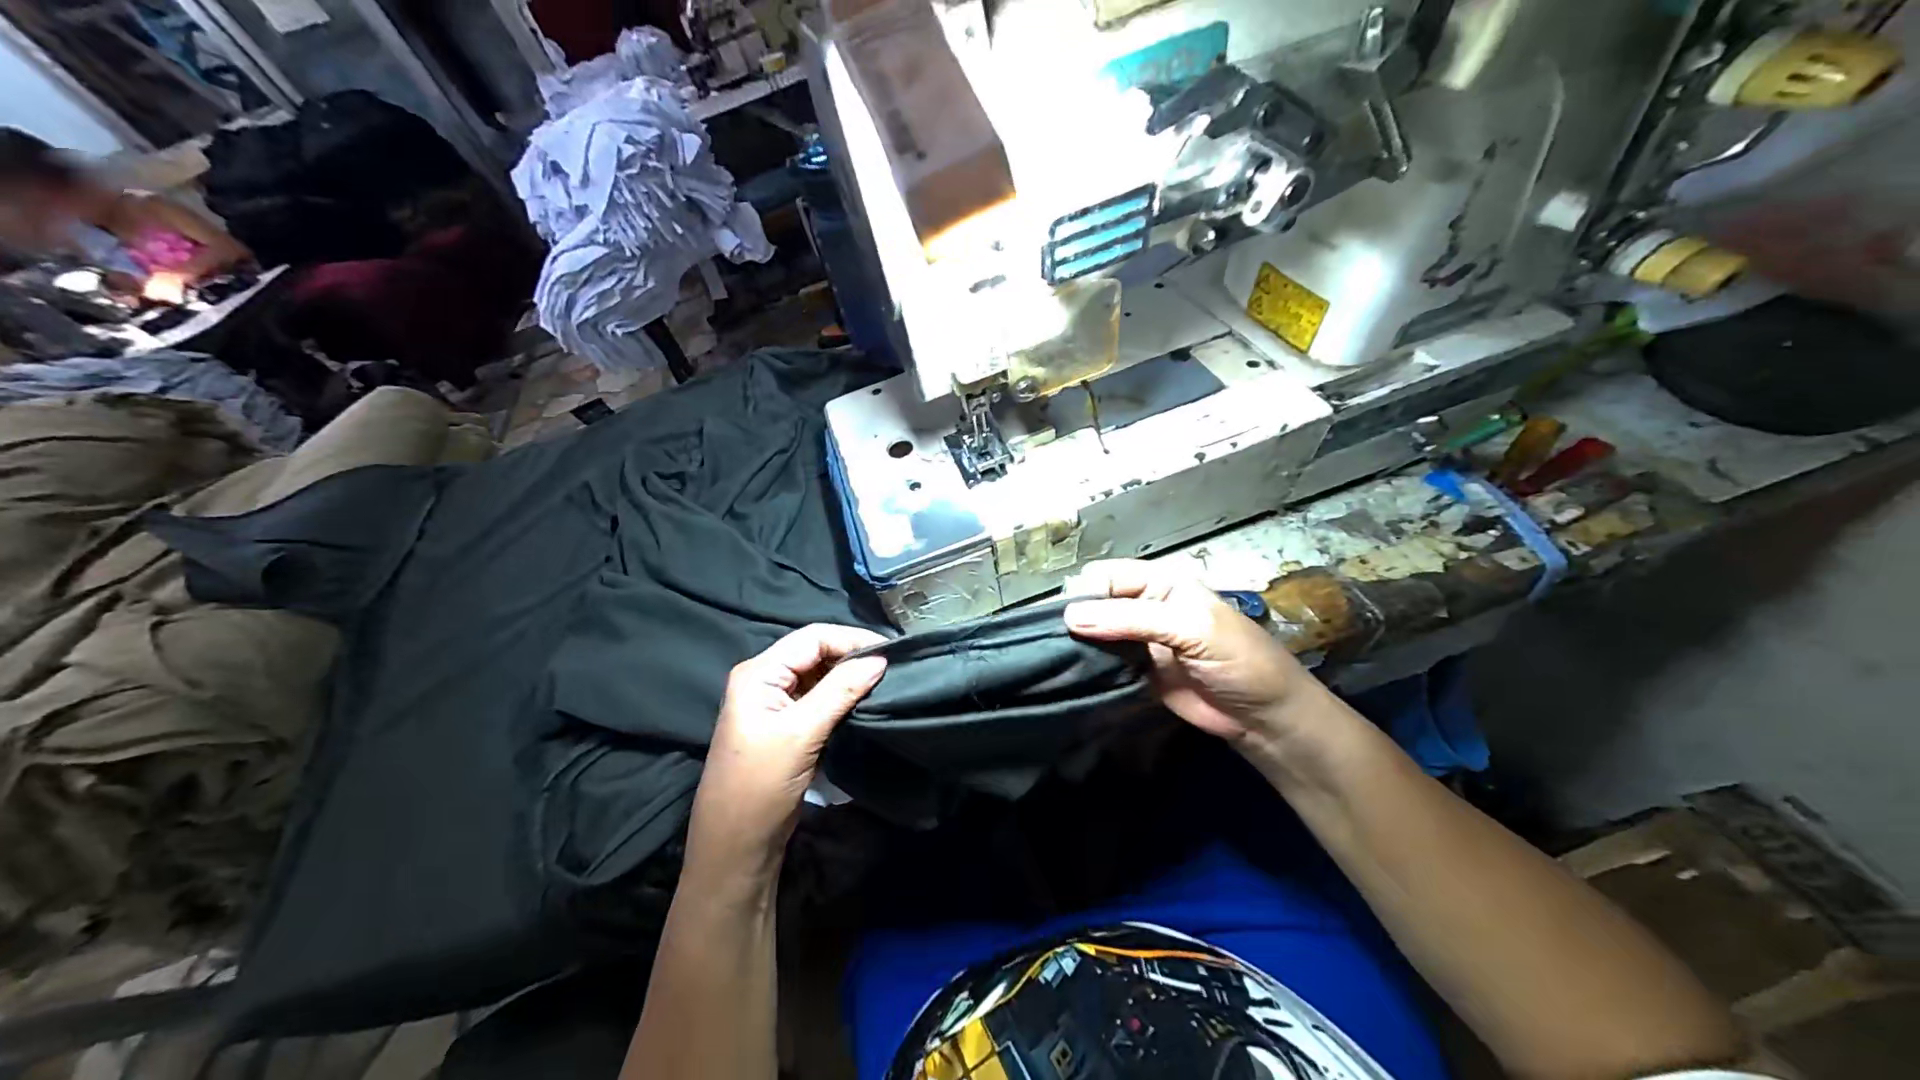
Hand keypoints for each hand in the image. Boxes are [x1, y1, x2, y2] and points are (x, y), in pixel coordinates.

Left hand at [690, 624, 888, 870]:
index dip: (851, 640)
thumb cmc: (760, 786)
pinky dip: (840, 695)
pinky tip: (863, 700)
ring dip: (848, 676)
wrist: (736, 845)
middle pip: (815, 652)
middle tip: (892, 667)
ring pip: (818, 674)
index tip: (890, 652)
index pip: (812, 638)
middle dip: (852, 655)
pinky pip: (817, 697)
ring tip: (884, 680)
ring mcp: (773, 703)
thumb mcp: (802, 734)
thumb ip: (840, 691)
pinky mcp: (784, 724)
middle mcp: (763, 680)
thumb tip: (880, 659)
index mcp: (758, 673)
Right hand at [1063, 560, 1325, 755]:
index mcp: (1159, 582)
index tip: (1066, 621)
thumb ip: (1132, 620)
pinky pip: (1100, 661)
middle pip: (1094, 602)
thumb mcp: (1191, 629)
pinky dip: (1085, 665)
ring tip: (1057, 658)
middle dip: (1076, 618)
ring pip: (1092, 632)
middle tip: (1057, 642)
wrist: (1264, 718)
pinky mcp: (1132, 671)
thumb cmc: (1239, 661)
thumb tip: (1070, 617)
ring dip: (1077, 643)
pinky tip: (1071, 673)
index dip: (1084, 594)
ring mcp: (1136, 640)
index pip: (1105, 576)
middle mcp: (1143, 606)